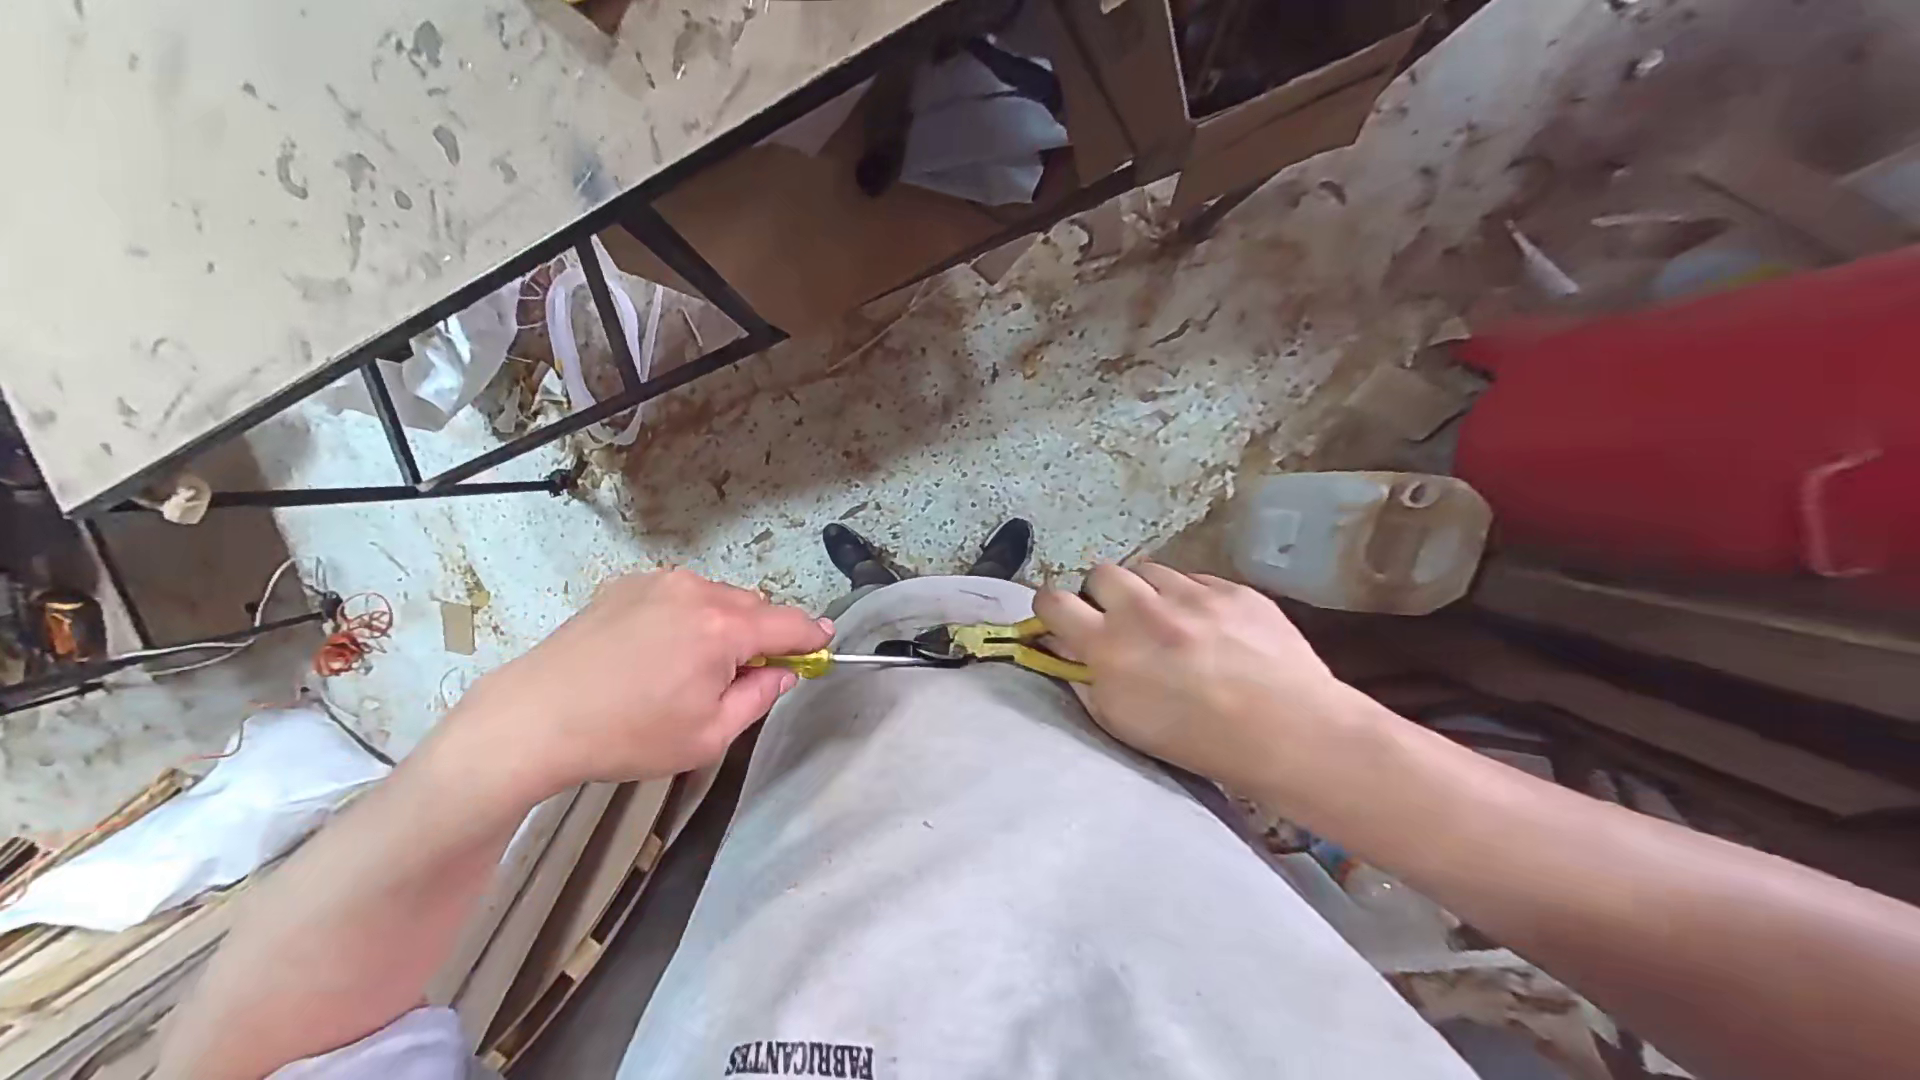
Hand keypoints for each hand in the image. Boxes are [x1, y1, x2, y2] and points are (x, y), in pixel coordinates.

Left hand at [449, 568, 830, 797]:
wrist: (533, 719)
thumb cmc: (625, 734)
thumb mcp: (708, 735)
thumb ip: (760, 697)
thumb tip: (782, 673)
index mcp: (723, 629)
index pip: (789, 624)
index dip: (811, 635)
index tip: (823, 642)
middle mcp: (696, 592)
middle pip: (754, 607)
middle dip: (760, 636)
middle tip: (741, 676)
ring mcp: (659, 583)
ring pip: (718, 598)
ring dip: (724, 624)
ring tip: (690, 667)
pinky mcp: (627, 585)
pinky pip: (680, 594)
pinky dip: (687, 616)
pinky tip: (657, 651)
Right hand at [1033, 562, 1363, 794]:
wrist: (1290, 733)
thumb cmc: (1197, 741)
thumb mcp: (1122, 722)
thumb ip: (1085, 679)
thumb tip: (1065, 649)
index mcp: (1109, 646)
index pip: (1054, 601)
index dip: (1051, 607)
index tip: (1063, 619)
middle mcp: (1144, 610)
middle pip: (1101, 573)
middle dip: (1104, 595)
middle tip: (1124, 622)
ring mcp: (1192, 594)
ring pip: (1149, 571)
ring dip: (1149, 593)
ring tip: (1171, 623)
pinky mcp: (1232, 588)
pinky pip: (1196, 580)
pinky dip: (1192, 599)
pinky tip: (1211, 629)